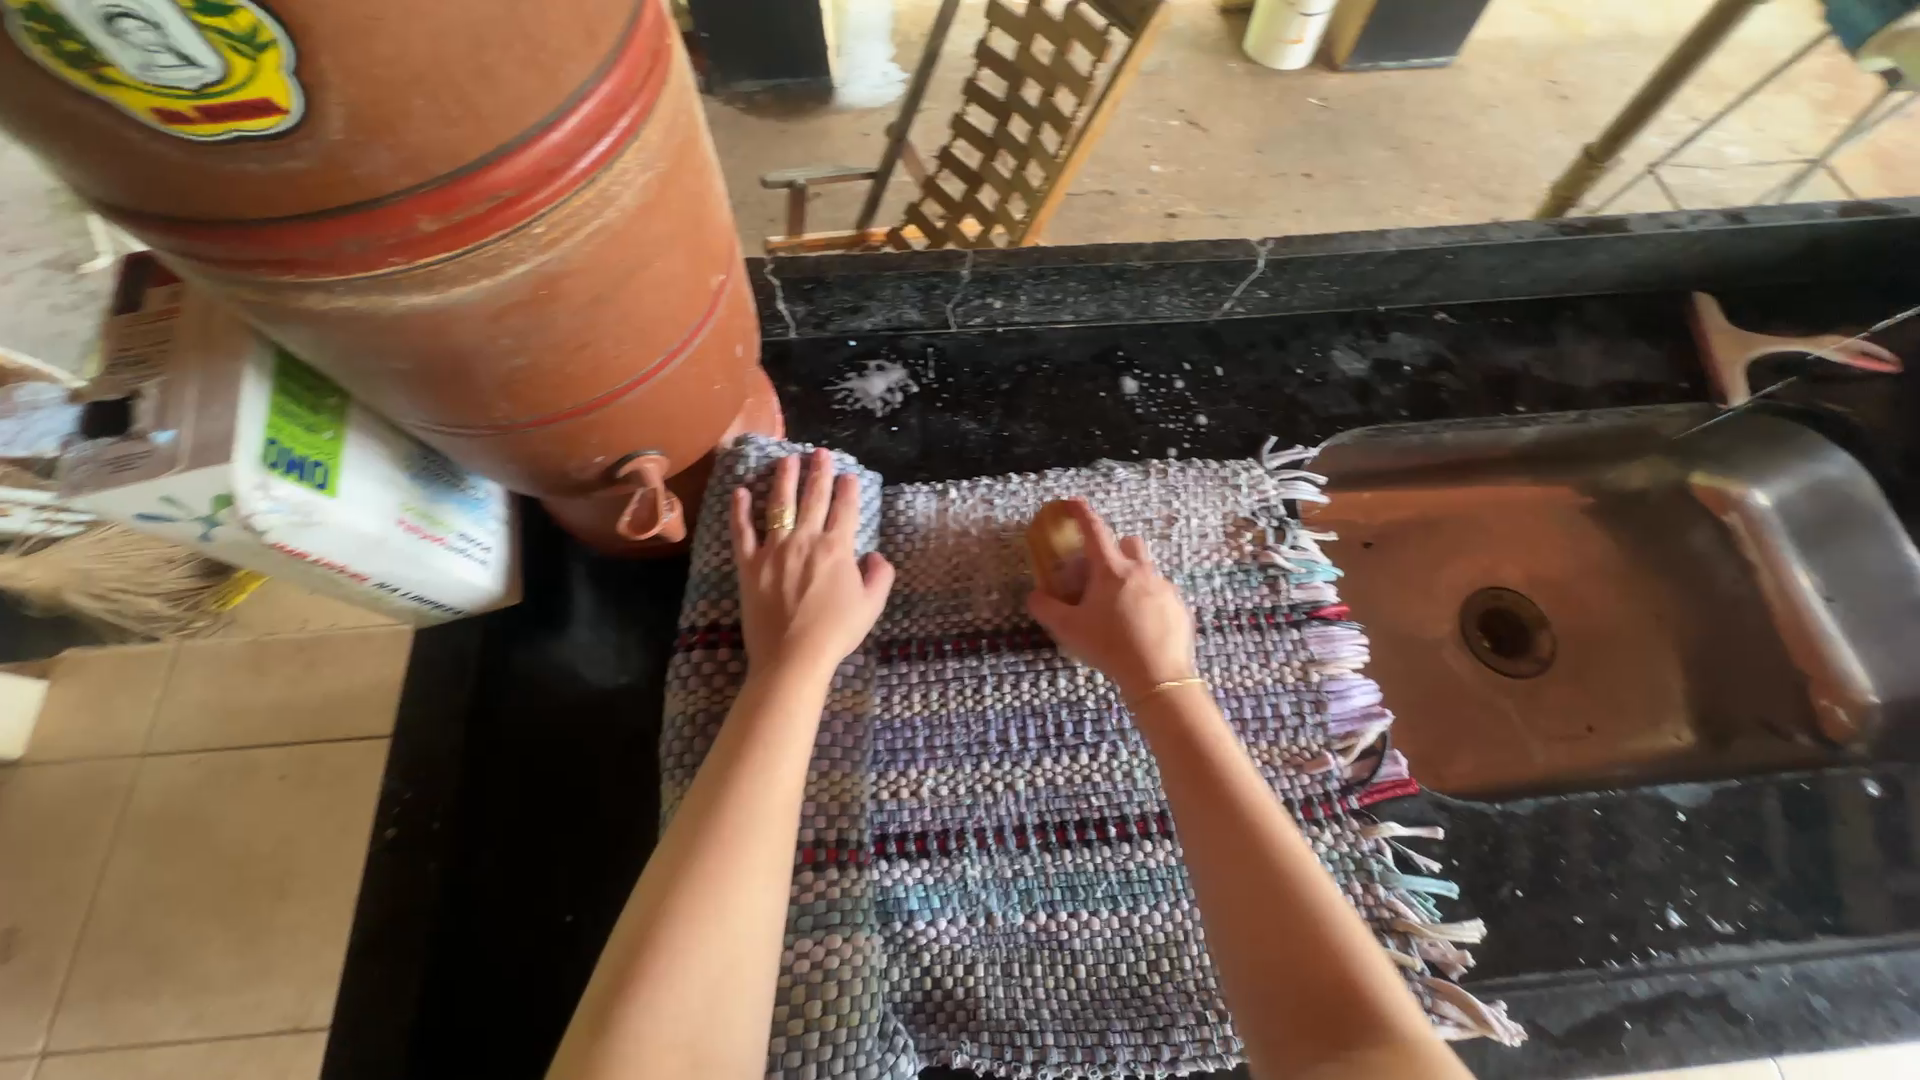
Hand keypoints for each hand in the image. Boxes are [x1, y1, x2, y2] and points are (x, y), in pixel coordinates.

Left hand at [730, 448, 894, 681]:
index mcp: (837, 548)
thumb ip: (880, 576)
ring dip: (784, 479)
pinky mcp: (749, 564)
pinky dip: (740, 510)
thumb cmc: (836, 632)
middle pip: (814, 498)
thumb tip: (876, 556)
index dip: (849, 489)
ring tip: (786, 459)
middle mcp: (805, 540)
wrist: (793, 655)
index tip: (850, 475)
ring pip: (779, 505)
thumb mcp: (871, 606)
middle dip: (819, 472)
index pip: (846, 509)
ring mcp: (774, 549)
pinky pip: (742, 531)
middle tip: (820, 453)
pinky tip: (740, 492)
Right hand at [1024, 499, 1197, 701]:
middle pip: (1130, 542)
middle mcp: (1141, 572)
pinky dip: (1149, 602)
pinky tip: (1140, 628)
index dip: (1082, 513)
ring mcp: (1165, 589)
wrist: (1158, 675)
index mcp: (1111, 571)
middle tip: (1101, 573)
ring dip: (1132, 577)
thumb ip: (1046, 608)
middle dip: (1115, 548)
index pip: (1094, 531)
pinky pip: (1162, 595)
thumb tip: (1034, 595)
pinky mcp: (1180, 608)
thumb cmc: (1109, 647)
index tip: (1073, 502)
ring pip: (1148, 569)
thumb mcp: (1068, 629)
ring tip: (1120, 607)